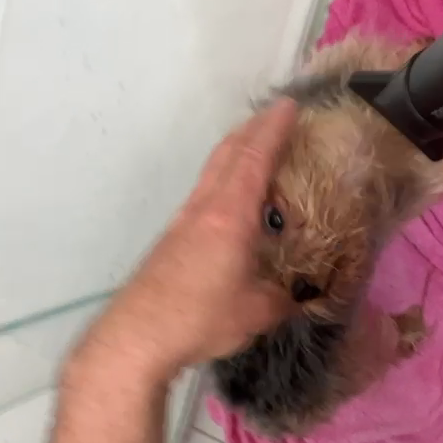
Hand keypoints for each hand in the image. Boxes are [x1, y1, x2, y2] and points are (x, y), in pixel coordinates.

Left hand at [79, 101, 299, 381]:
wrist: (137, 336)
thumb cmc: (200, 317)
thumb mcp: (258, 311)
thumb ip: (286, 298)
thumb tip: (305, 295)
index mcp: (229, 215)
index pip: (254, 158)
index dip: (273, 129)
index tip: (290, 106)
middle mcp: (204, 208)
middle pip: (227, 154)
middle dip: (253, 130)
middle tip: (276, 117)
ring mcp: (184, 221)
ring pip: (213, 171)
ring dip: (236, 153)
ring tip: (258, 151)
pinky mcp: (173, 239)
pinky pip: (205, 193)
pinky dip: (225, 179)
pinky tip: (235, 201)